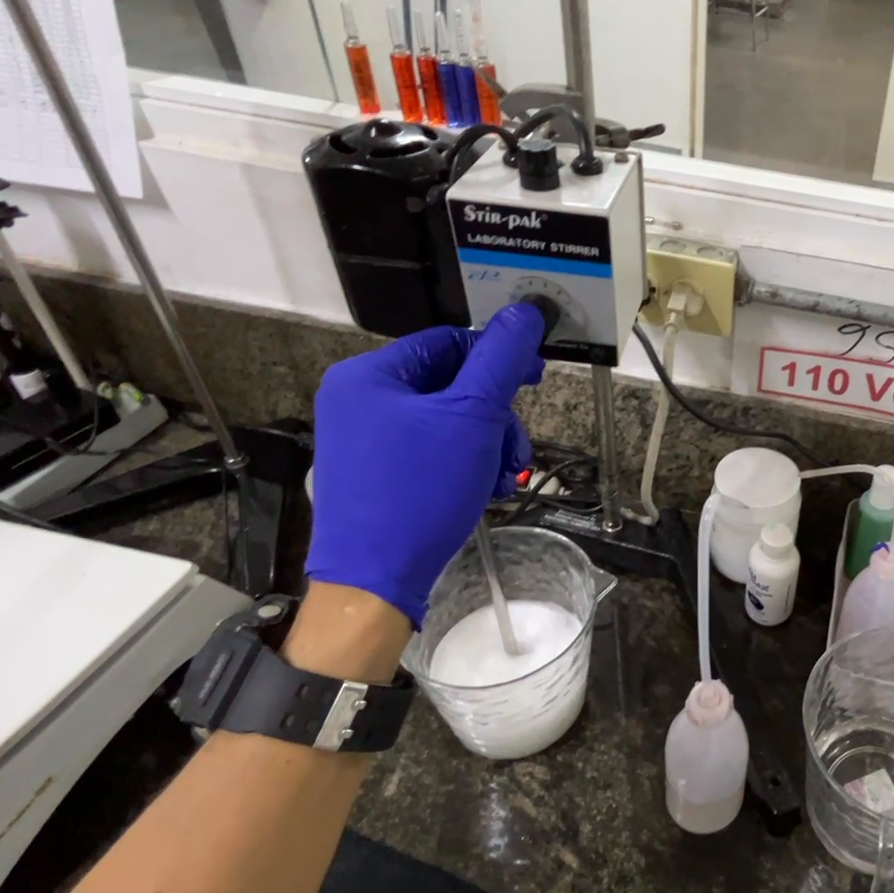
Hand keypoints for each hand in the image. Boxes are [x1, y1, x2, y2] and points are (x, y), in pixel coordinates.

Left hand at [305, 308, 545, 627]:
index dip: (497, 357)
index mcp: (370, 375)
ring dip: (487, 444)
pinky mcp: (376, 474)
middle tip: (514, 447)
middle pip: (452, 385)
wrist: (375, 579)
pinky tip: (485, 489)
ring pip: (448, 422)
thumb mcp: (472, 417)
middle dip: (495, 417)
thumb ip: (501, 360)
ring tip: (503, 476)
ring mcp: (365, 440)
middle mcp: (360, 401)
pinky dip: (466, 465)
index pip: (448, 343)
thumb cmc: (419, 491)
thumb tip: (524, 312)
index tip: (533, 378)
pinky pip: (432, 451)